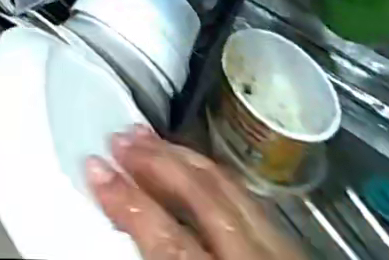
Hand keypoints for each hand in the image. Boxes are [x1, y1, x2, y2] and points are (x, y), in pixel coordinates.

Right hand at [86, 127, 303, 259]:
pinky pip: (247, 198)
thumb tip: (129, 238)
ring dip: (183, 159)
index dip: (129, 203)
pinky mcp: (293, 248)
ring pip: (229, 186)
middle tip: (119, 140)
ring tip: (147, 140)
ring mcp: (282, 252)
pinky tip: (192, 166)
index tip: (95, 170)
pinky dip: (213, 176)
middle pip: (202, 198)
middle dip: (156, 163)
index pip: (170, 244)